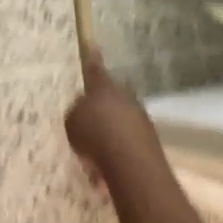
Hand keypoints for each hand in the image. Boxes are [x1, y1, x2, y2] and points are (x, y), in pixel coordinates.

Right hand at [64, 48, 163, 186]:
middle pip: (110, 100)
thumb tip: (85, 115)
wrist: (130, 161)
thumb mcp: (72, 122)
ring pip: (119, 125)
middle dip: (100, 113)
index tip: (94, 45)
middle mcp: (124, 98)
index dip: (92, 59)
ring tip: (94, 162)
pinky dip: (117, 156)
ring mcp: (140, 119)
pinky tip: (105, 176)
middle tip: (87, 130)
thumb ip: (77, 114)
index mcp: (103, 88)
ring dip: (108, 139)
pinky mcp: (150, 141)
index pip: (95, 69)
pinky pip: (127, 145)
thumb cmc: (94, 134)